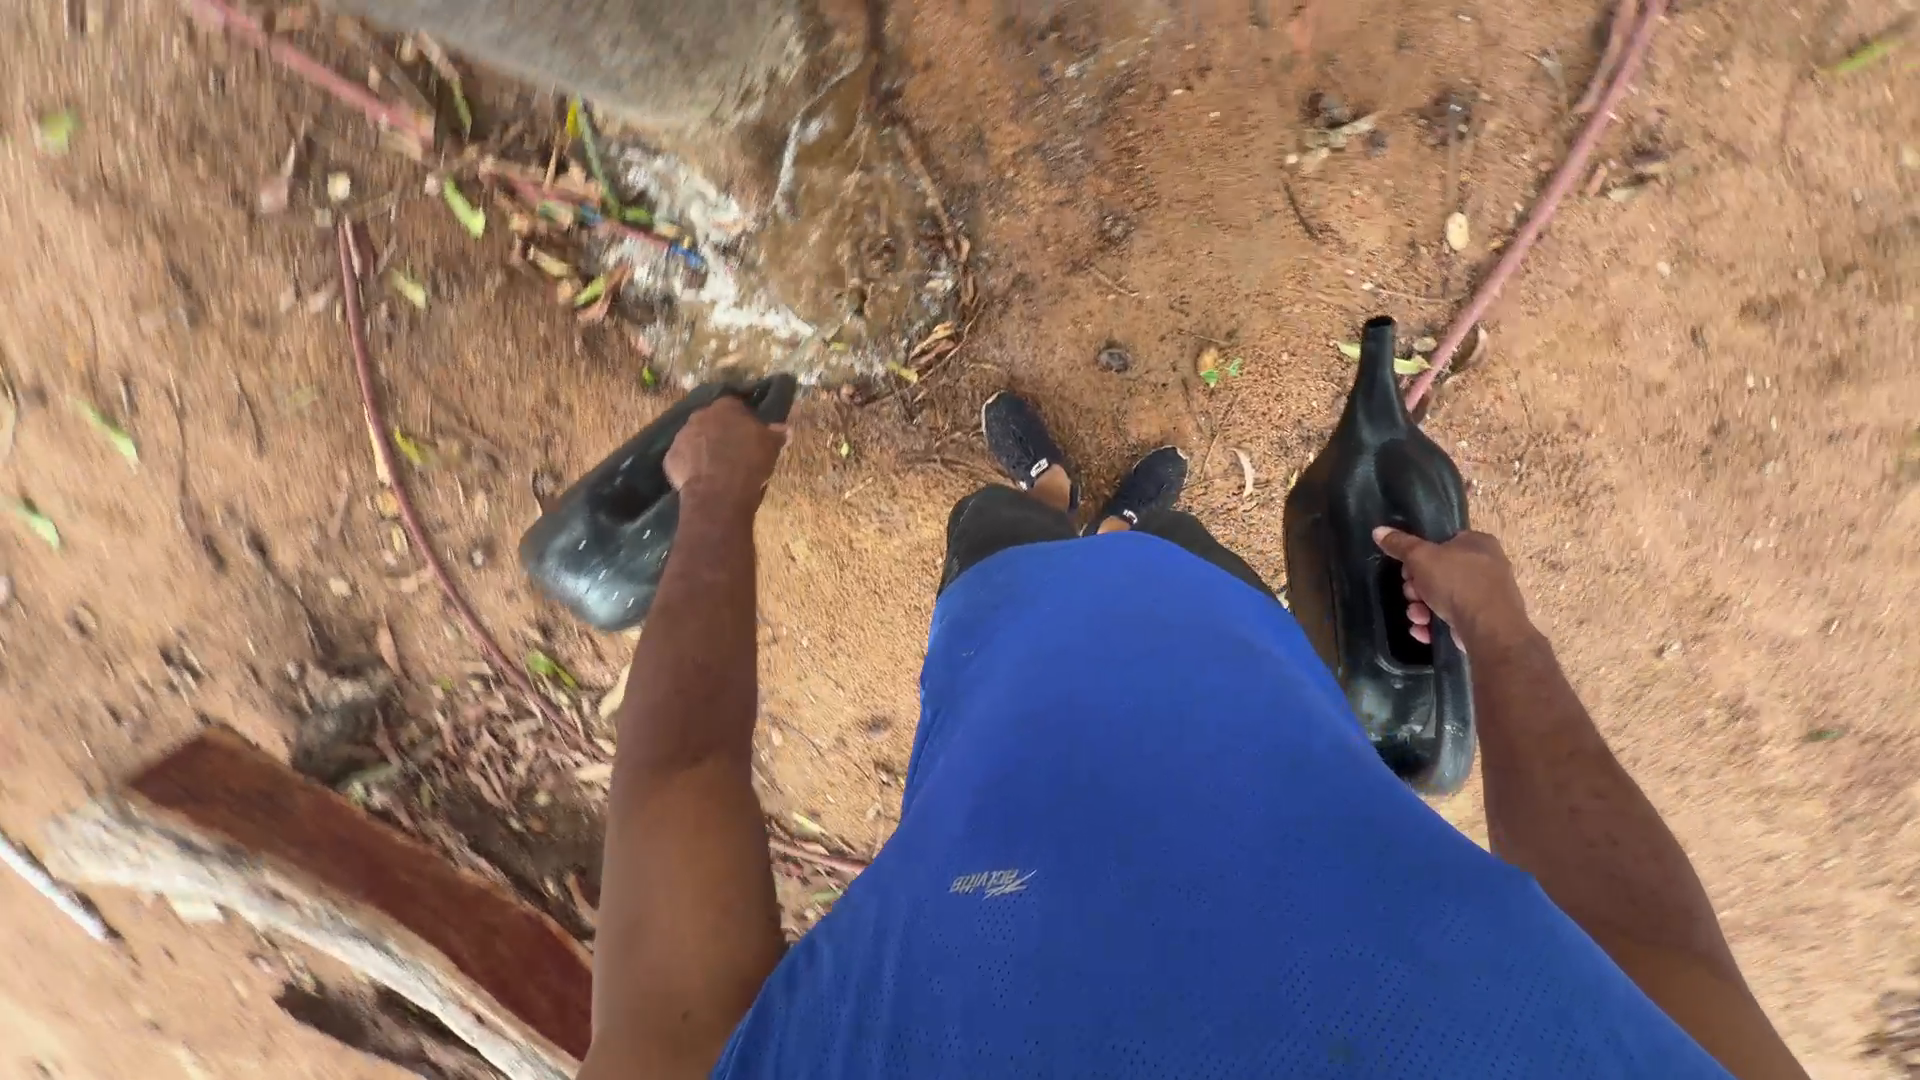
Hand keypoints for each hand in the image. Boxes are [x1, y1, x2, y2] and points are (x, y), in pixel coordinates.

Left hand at [665, 396, 787, 517]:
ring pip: (695, 438)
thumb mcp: (771, 447)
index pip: (735, 404)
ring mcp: (682, 435)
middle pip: (712, 419)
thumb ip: (776, 433)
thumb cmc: (749, 463)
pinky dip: (692, 465)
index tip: (749, 431)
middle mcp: (700, 415)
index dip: (743, 418)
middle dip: (720, 431)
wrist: (718, 492)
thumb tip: (785, 428)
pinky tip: (703, 478)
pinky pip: (684, 457)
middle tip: (734, 449)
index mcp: (726, 407)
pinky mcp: (671, 457)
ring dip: (704, 447)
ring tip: (717, 466)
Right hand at [1372, 527, 1533, 651]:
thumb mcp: (1420, 557)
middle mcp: (1486, 565)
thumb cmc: (1456, 583)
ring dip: (1420, 608)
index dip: (1418, 556)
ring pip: (1440, 597)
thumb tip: (1378, 530)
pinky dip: (1434, 623)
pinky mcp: (1482, 619)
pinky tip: (1424, 629)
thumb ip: (1399, 544)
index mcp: (1478, 543)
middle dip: (1416, 588)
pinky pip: (1450, 616)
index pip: (1441, 542)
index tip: (1408, 570)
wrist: (1488, 628)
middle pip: (1436, 572)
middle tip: (1412, 594)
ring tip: (1418, 616)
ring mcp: (1485, 594)